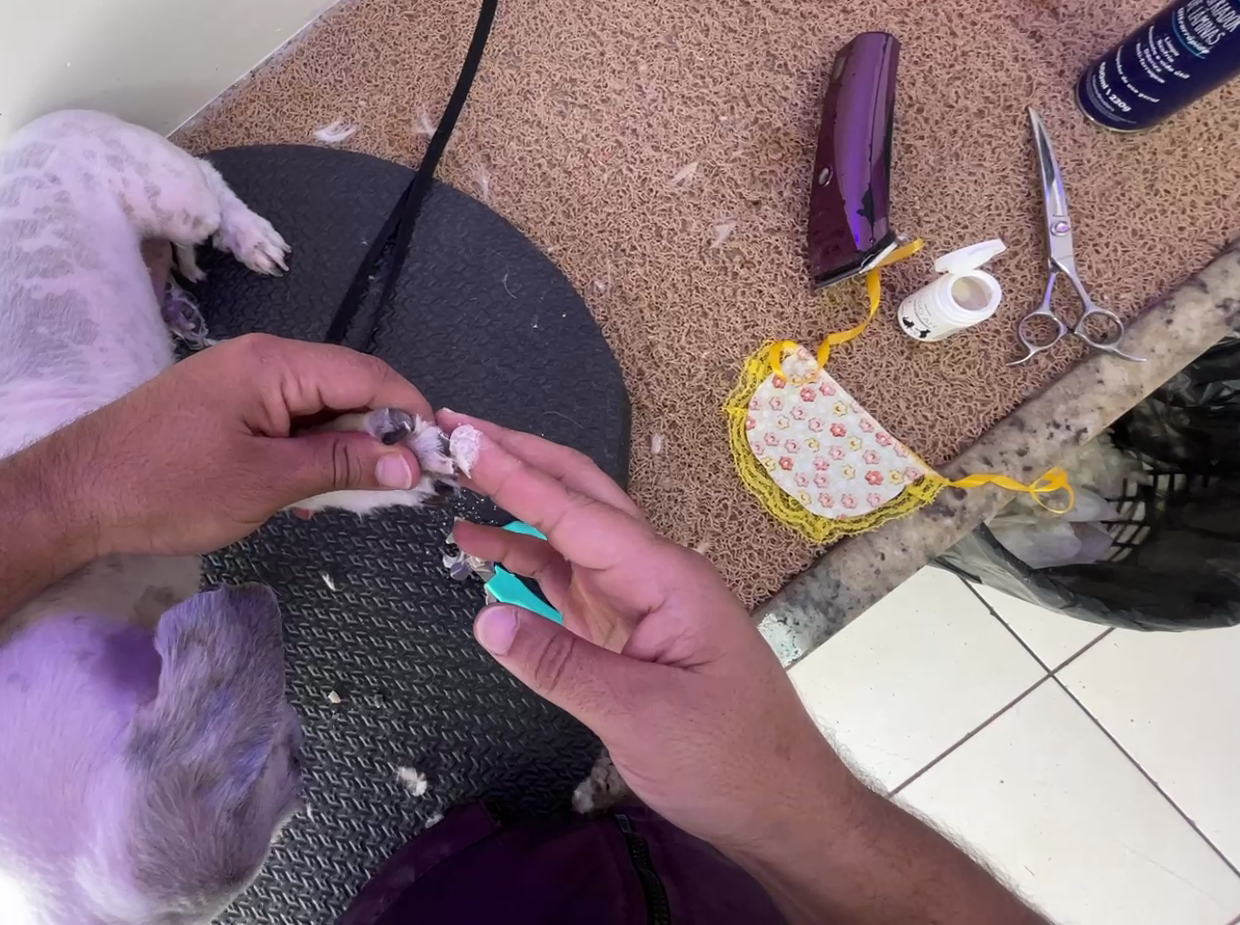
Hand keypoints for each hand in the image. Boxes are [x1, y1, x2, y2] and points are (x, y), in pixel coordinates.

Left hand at [44, 334, 432, 557]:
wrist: (71, 495)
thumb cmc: (168, 488)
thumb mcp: (266, 482)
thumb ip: (341, 464)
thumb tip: (410, 460)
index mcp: (276, 363)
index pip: (367, 374)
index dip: (409, 412)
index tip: (438, 458)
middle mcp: (262, 359)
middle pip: (344, 387)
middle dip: (378, 434)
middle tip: (400, 487)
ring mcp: (239, 381)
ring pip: (316, 406)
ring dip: (341, 446)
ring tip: (356, 495)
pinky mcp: (223, 405)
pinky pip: (284, 419)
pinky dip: (307, 450)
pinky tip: (308, 488)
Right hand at [440, 411, 872, 855]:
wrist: (784, 809)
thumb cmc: (728, 760)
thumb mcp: (640, 717)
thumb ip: (557, 663)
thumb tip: (483, 620)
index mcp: (661, 575)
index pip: (574, 511)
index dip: (514, 475)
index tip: (464, 438)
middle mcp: (645, 569)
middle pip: (575, 492)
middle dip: (516, 456)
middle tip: (456, 429)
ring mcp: (631, 592)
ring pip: (563, 527)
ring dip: (511, 498)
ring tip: (455, 472)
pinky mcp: (616, 620)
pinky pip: (560, 571)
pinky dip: (517, 552)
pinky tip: (478, 543)